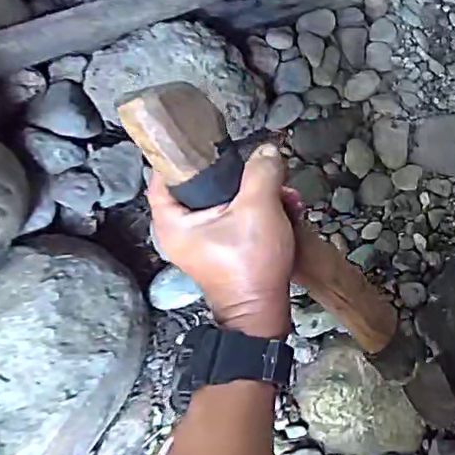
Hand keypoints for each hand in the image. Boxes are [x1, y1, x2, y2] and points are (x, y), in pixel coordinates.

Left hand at [147, 144, 296, 337]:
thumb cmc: (250, 263)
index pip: (166, 174)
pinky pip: (242, 219)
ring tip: (288, 198)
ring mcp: (205, 241)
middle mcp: (183, 230)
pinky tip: (288, 212)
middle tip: (269, 175)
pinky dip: (264, 213)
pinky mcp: (227, 249)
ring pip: (231, 202)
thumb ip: (262, 173)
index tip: (213, 144)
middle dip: (245, 178)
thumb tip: (268, 150)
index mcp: (173, 221)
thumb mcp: (259, 209)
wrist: (263, 310)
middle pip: (209, 187)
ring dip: (263, 195)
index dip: (189, 155)